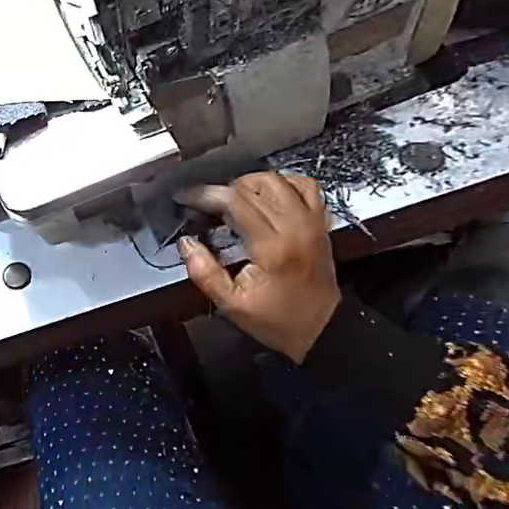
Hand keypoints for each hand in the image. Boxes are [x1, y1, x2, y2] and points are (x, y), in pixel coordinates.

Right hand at [176, 172, 340, 361]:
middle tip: (208, 206)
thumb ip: (204, 272)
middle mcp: (296, 227)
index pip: (235, 201)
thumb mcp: (231, 304)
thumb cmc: (277, 320)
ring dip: (251, 184)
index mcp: (273, 247)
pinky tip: (267, 197)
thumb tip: (187, 243)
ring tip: (235, 200)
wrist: (321, 329)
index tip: (187, 198)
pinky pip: (304, 186)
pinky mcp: (319, 223)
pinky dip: (282, 183)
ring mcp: (312, 222)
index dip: (206, 195)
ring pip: (278, 179)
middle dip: (224, 190)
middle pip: (255, 185)